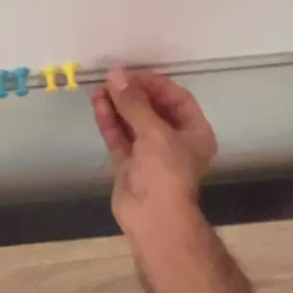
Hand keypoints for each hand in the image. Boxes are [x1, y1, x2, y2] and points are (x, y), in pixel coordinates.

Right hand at [92, 67, 218, 245]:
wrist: (153, 217)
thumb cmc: (165, 172)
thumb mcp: (154, 132)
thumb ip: (134, 104)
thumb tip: (115, 75)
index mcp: (194, 132)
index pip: (176, 99)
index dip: (154, 85)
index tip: (132, 75)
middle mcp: (173, 141)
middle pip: (152, 110)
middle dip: (132, 95)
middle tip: (112, 80)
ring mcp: (149, 155)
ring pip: (132, 125)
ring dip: (117, 108)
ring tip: (98, 91)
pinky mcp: (129, 166)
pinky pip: (119, 140)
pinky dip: (110, 124)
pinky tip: (98, 108)